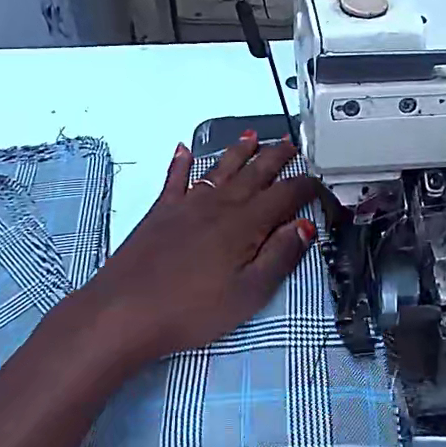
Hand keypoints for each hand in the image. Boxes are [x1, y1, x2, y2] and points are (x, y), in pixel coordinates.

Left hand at [79, 133, 317, 364]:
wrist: (126, 308)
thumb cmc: (190, 308)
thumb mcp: (248, 293)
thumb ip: (279, 256)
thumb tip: (303, 227)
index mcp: (244, 224)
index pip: (285, 195)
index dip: (306, 187)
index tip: (319, 182)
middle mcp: (217, 205)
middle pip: (254, 173)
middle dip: (276, 156)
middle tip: (290, 143)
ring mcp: (186, 204)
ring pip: (219, 169)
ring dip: (237, 152)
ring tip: (250, 137)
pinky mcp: (161, 211)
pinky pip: (175, 178)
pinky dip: (181, 162)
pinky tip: (183, 150)